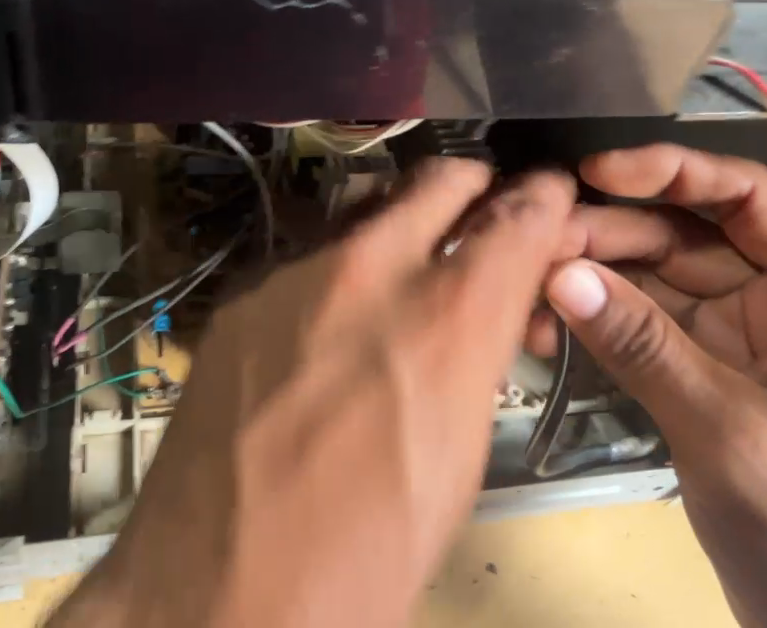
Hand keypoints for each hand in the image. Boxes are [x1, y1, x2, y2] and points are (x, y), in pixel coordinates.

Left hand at [51, 159, 577, 627]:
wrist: (217, 585)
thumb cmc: (363, 551)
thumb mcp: (456, 455)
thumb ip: (474, 355)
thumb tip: (485, 309)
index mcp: (443, 321)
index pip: (514, 219)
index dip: (541, 200)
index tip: (548, 194)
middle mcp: (367, 273)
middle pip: (437, 182)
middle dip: (473, 188)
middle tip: (484, 210)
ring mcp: (294, 275)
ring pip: (364, 207)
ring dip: (400, 219)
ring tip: (409, 259)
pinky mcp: (243, 296)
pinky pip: (307, 257)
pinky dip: (339, 270)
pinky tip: (332, 318)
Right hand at [536, 144, 766, 627]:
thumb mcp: (735, 435)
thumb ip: (645, 348)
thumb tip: (558, 273)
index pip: (748, 199)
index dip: (671, 171)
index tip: (594, 172)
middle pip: (684, 239)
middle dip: (608, 235)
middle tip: (533, 245)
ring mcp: (739, 347)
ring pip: (652, 285)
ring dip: (590, 282)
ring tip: (525, 291)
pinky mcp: (705, 384)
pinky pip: (640, 334)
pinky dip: (594, 328)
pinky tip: (545, 332)